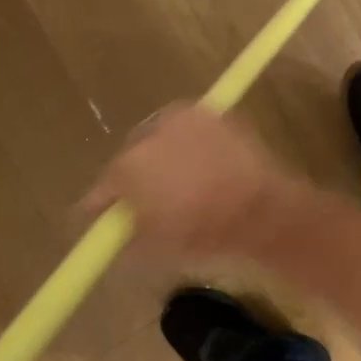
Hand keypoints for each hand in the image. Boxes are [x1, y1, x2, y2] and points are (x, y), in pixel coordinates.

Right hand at [80, 104, 303, 266]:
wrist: (259, 208)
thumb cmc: (202, 232)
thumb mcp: (151, 248)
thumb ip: (123, 236)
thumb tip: (117, 230)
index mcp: (128, 167)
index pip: (101, 189)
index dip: (101, 206)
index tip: (102, 218)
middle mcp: (151, 133)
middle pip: (131, 155)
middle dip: (135, 175)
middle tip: (147, 197)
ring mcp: (186, 118)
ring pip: (161, 136)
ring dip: (163, 153)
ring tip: (177, 177)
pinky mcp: (216, 113)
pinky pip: (192, 128)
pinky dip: (191, 142)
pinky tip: (202, 162)